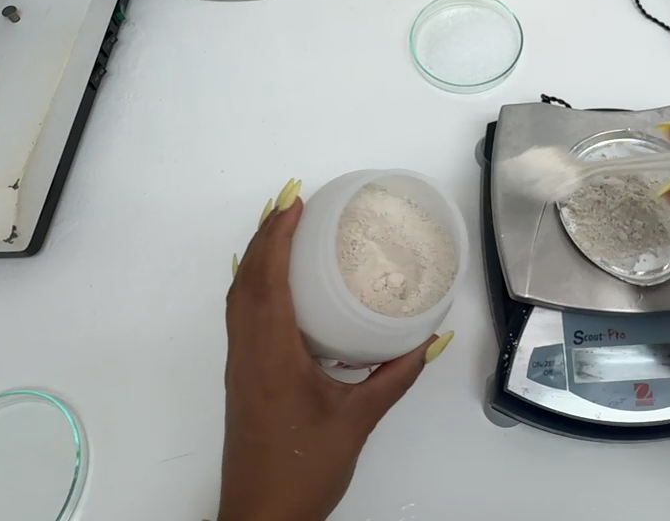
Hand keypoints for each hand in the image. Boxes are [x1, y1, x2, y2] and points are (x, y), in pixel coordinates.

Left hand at [218, 182, 449, 520]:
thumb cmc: (305, 468)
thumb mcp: (358, 421)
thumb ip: (395, 377)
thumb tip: (432, 338)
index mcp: (272, 355)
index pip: (267, 282)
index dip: (278, 238)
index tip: (294, 203)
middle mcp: (248, 353)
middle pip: (245, 281)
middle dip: (265, 236)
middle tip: (291, 202)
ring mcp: (240, 365)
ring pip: (237, 297)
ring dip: (255, 257)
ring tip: (280, 227)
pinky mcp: (242, 377)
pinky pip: (240, 315)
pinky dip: (252, 283)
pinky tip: (271, 280)